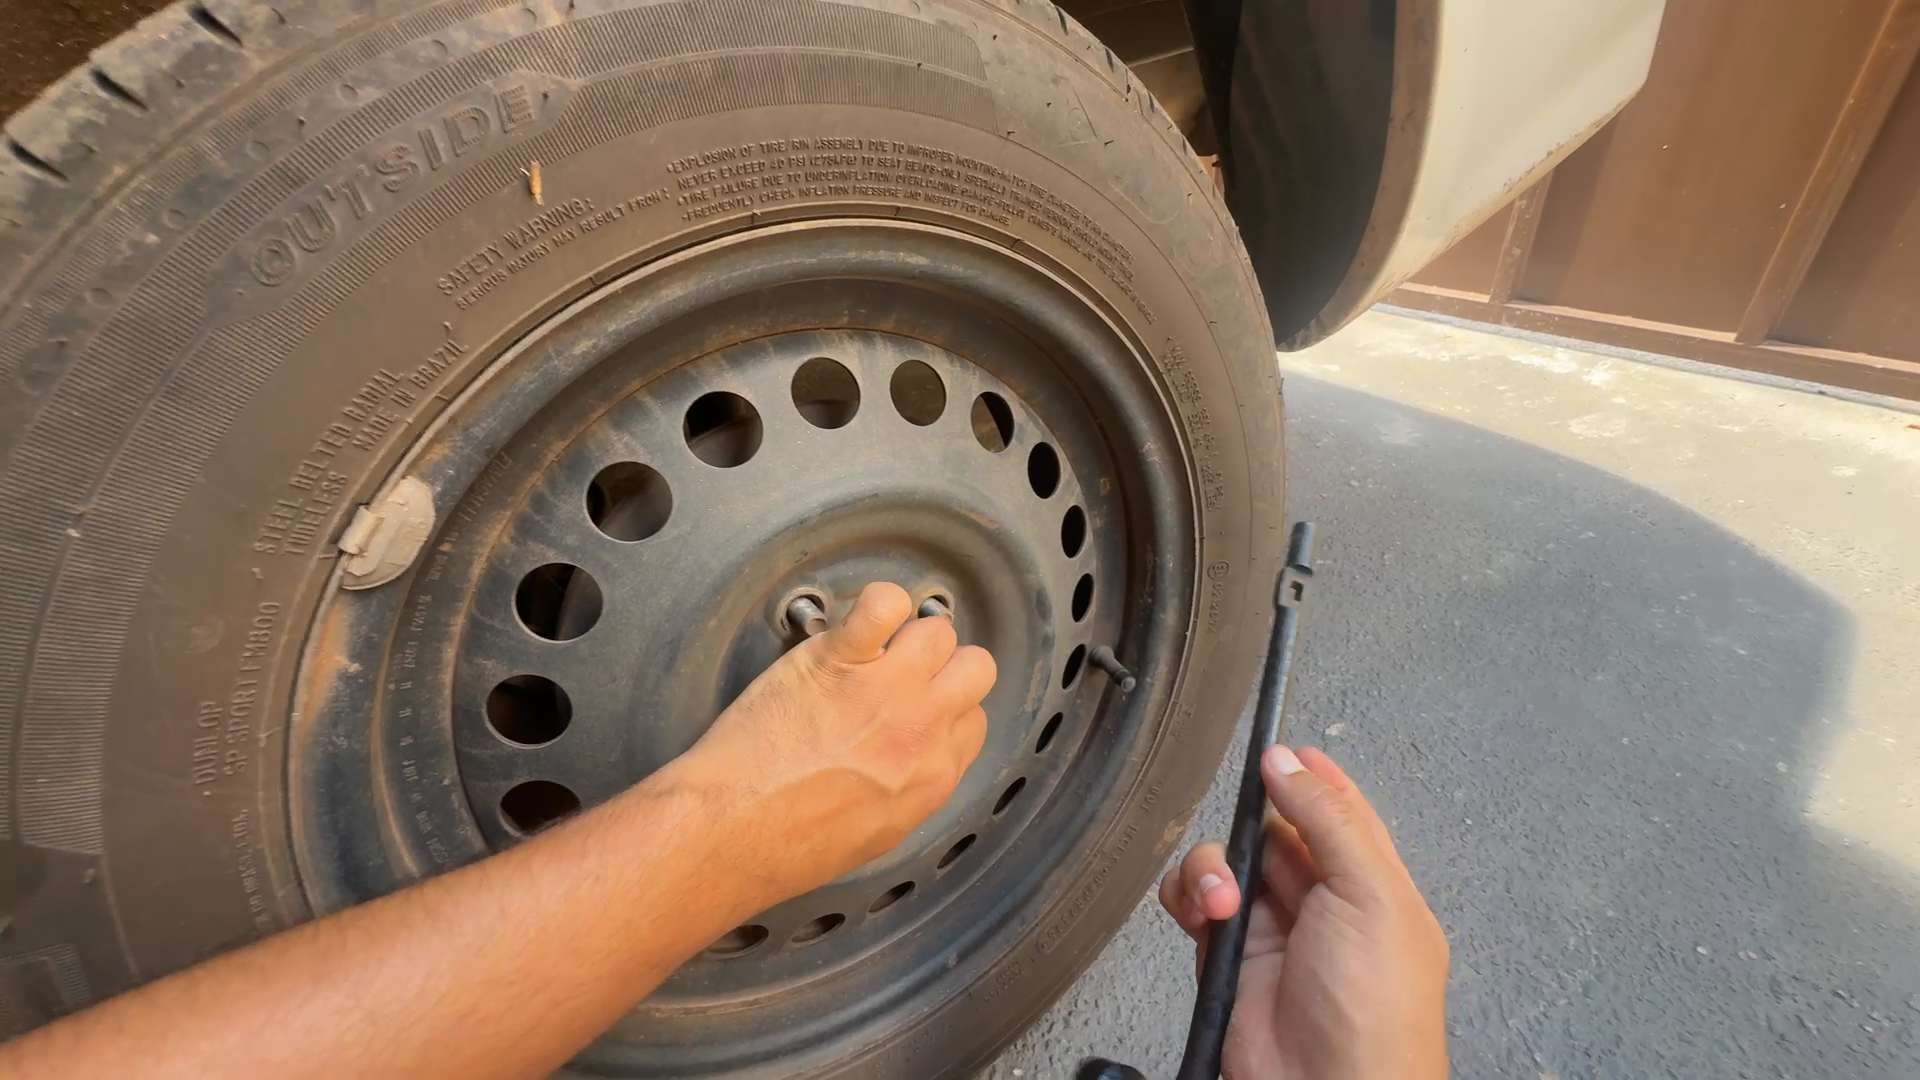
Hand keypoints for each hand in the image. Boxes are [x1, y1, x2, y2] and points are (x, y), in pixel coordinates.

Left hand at [682, 582, 995, 901]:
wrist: (733, 829)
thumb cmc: (790, 841)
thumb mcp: (878, 833)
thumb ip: (914, 787)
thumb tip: (920, 758)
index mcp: (934, 773)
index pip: (974, 718)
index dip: (949, 706)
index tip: (924, 703)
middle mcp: (922, 726)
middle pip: (976, 667)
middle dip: (947, 665)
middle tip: (912, 669)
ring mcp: (886, 688)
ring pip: (938, 631)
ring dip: (911, 634)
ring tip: (879, 645)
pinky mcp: (841, 658)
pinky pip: (886, 604)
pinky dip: (880, 601)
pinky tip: (862, 619)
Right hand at [1159, 746, 1448, 1079]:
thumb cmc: (1368, 1006)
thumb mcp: (1368, 898)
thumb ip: (1327, 820)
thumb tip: (1285, 760)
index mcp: (1372, 888)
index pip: (1344, 815)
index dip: (1317, 780)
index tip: (1286, 749)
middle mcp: (1322, 902)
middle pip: (1273, 831)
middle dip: (1249, 827)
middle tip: (1242, 840)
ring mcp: (1271, 926)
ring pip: (1227, 860)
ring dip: (1212, 868)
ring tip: (1220, 901)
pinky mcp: (1227, 948)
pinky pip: (1194, 898)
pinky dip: (1187, 895)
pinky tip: (1198, 912)